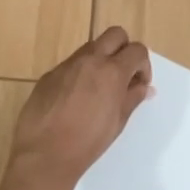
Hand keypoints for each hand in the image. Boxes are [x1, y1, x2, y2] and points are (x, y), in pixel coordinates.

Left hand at [10, 27, 153, 186]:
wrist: (45, 154)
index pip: (137, 50)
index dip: (143, 66)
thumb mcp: (117, 122)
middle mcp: (89, 60)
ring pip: (91, 47)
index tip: (139, 83)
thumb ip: (132, 98)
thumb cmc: (87, 143)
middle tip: (123, 75)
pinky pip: (71, 64)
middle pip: (115, 35)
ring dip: (102, 59)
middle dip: (124, 49)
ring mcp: (66, 65)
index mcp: (112, 72)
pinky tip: (76, 98)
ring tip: (99, 88)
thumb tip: (143, 87)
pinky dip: (81, 73)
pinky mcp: (49, 75)